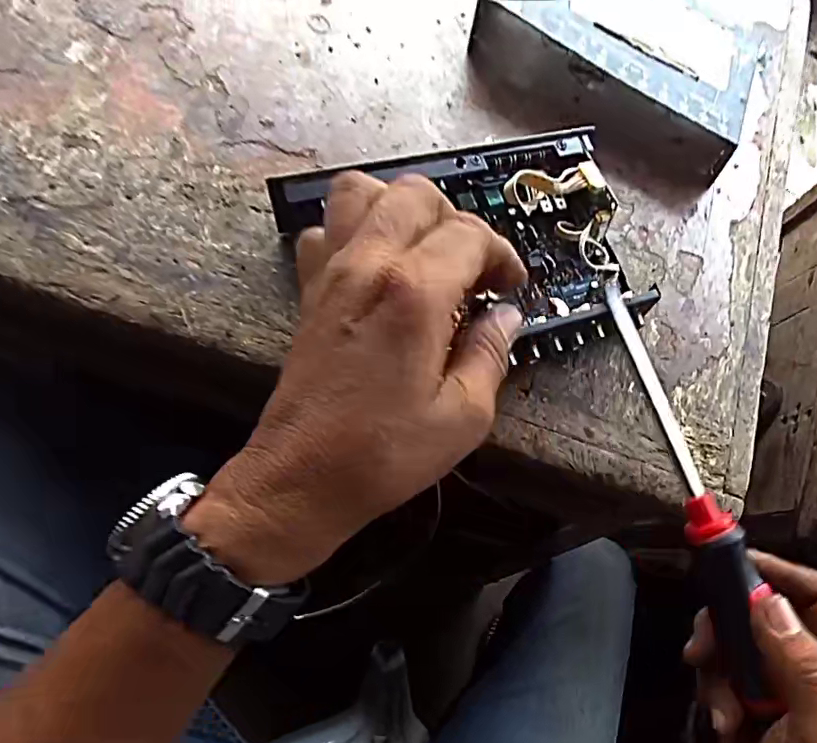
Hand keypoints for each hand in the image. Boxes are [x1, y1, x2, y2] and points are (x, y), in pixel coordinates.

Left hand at [184, 172, 526, 583]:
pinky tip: (380, 272)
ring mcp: (330, 273)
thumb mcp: (465, 416)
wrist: (305, 475)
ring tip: (427, 257)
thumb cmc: (389, 453)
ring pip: (363, 193)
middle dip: (458, 223)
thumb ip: (491, 355)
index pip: (468, 234)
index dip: (501, 253)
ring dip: (404, 212)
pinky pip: (326, 228)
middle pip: (416, 194)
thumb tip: (506, 317)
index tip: (512, 286)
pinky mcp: (308, 291)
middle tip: (475, 271)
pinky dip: (358, 232)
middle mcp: (368, 265)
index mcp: (415, 294)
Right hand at [684, 553, 816, 742]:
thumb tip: (768, 603)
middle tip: (705, 641)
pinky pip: (720, 664)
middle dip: (733, 623)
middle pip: (768, 609)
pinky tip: (722, 719)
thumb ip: (804, 665)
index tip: (739, 564)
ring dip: (718, 661)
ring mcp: (781, 676)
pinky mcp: (748, 692)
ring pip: (737, 634)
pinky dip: (712, 686)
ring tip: (718, 700)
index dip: (782, 575)